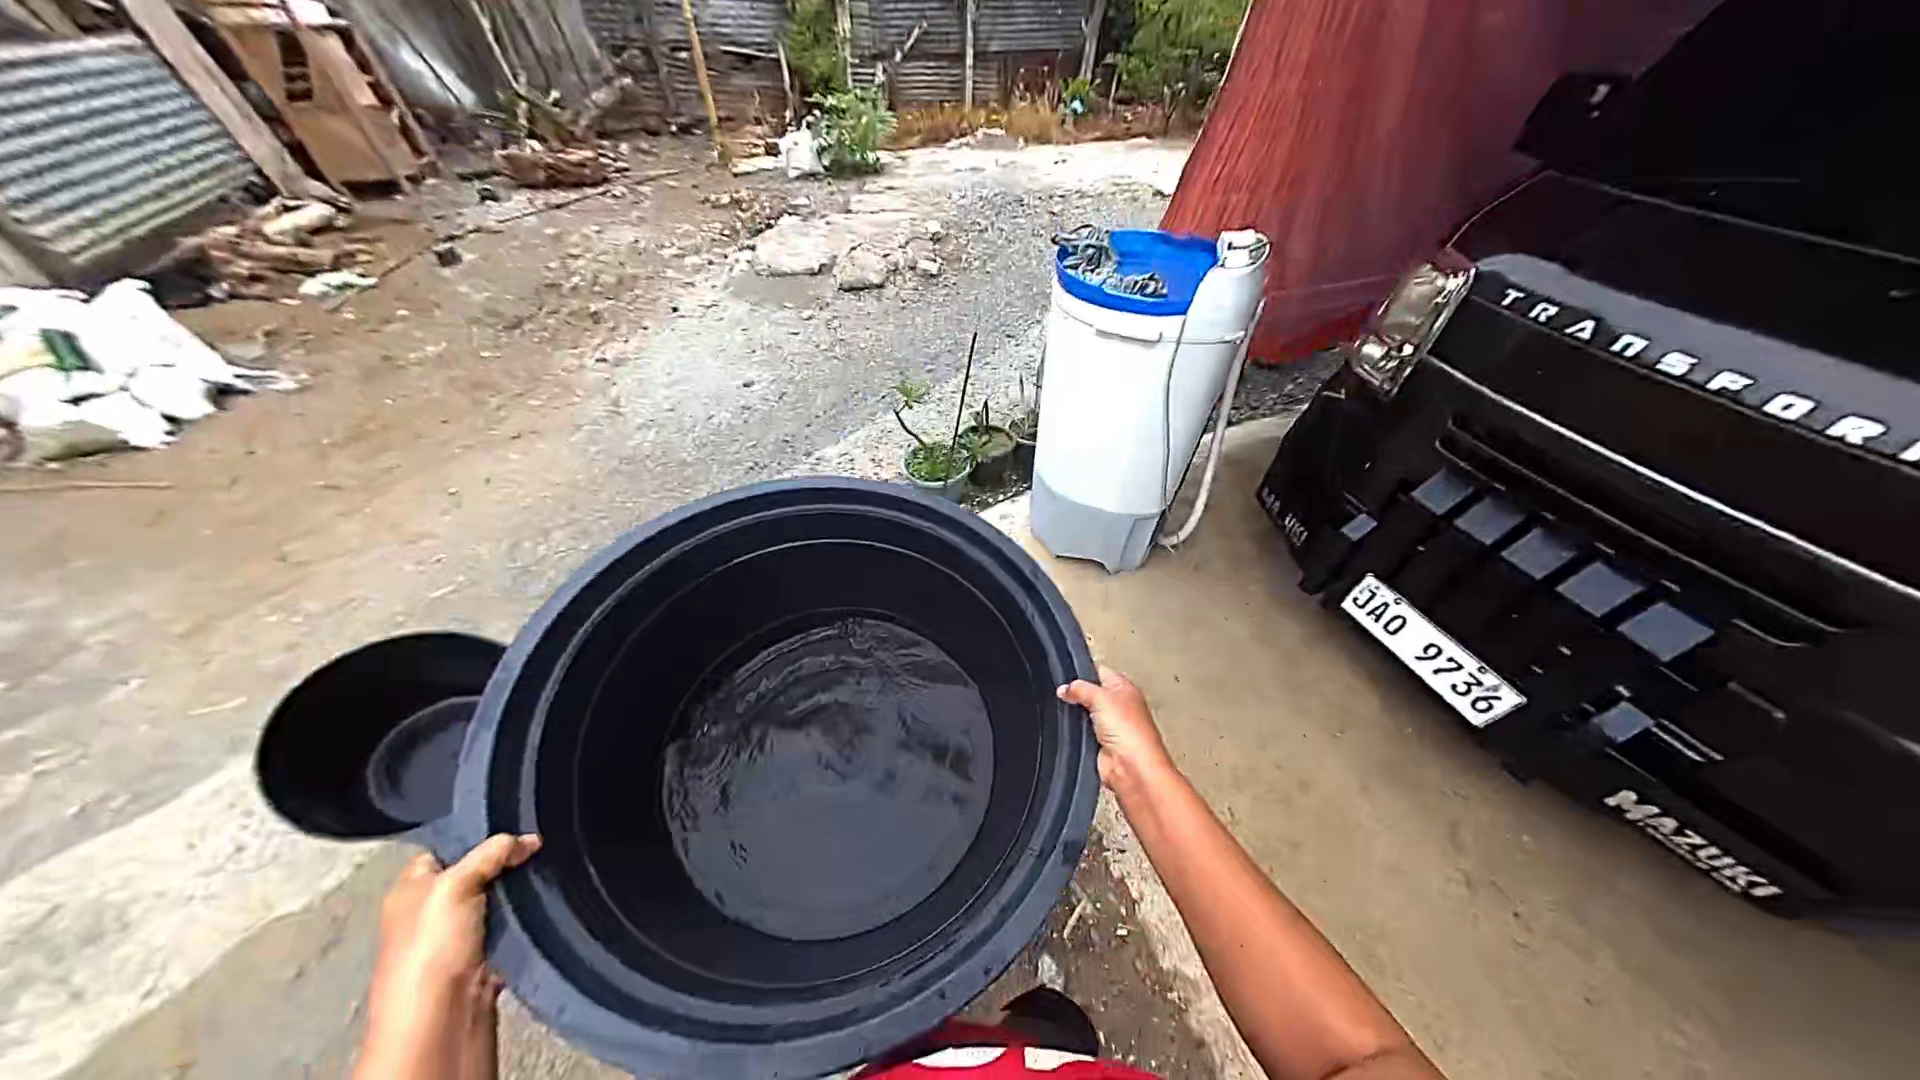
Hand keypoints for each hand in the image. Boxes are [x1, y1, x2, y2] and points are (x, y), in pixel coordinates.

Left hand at [356, 834, 541, 1079]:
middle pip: (480, 868)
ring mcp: (461, 930)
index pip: (449, 846)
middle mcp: (434, 907)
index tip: (514, 824)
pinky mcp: (486, 949)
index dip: (480, 834)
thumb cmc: (430, 949)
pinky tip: (543, 900)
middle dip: (508, 859)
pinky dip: (528, 912)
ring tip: (544, 869)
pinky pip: (514, 919)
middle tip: (535, 846)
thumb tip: (528, 840)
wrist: (443, 1014)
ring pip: (501, 894)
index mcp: (412, 887)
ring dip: (520, 886)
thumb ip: (491, 852)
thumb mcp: (456, 884)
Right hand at [1058, 664, 1173, 790]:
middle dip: (1077, 694)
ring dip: (1077, 714)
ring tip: (1070, 712)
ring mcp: (1110, 725)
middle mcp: (1118, 705)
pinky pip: (1083, 731)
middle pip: (1091, 693)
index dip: (1083, 671)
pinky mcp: (1101, 743)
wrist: (1131, 767)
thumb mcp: (1101, 697)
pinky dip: (1077, 731)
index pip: (1100, 671)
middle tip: (1066, 693)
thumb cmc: (1131, 732)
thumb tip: (1065, 688)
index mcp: (1124, 688)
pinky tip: (1073, 729)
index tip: (1066, 673)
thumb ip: (1080, 688)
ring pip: (1085, 713)